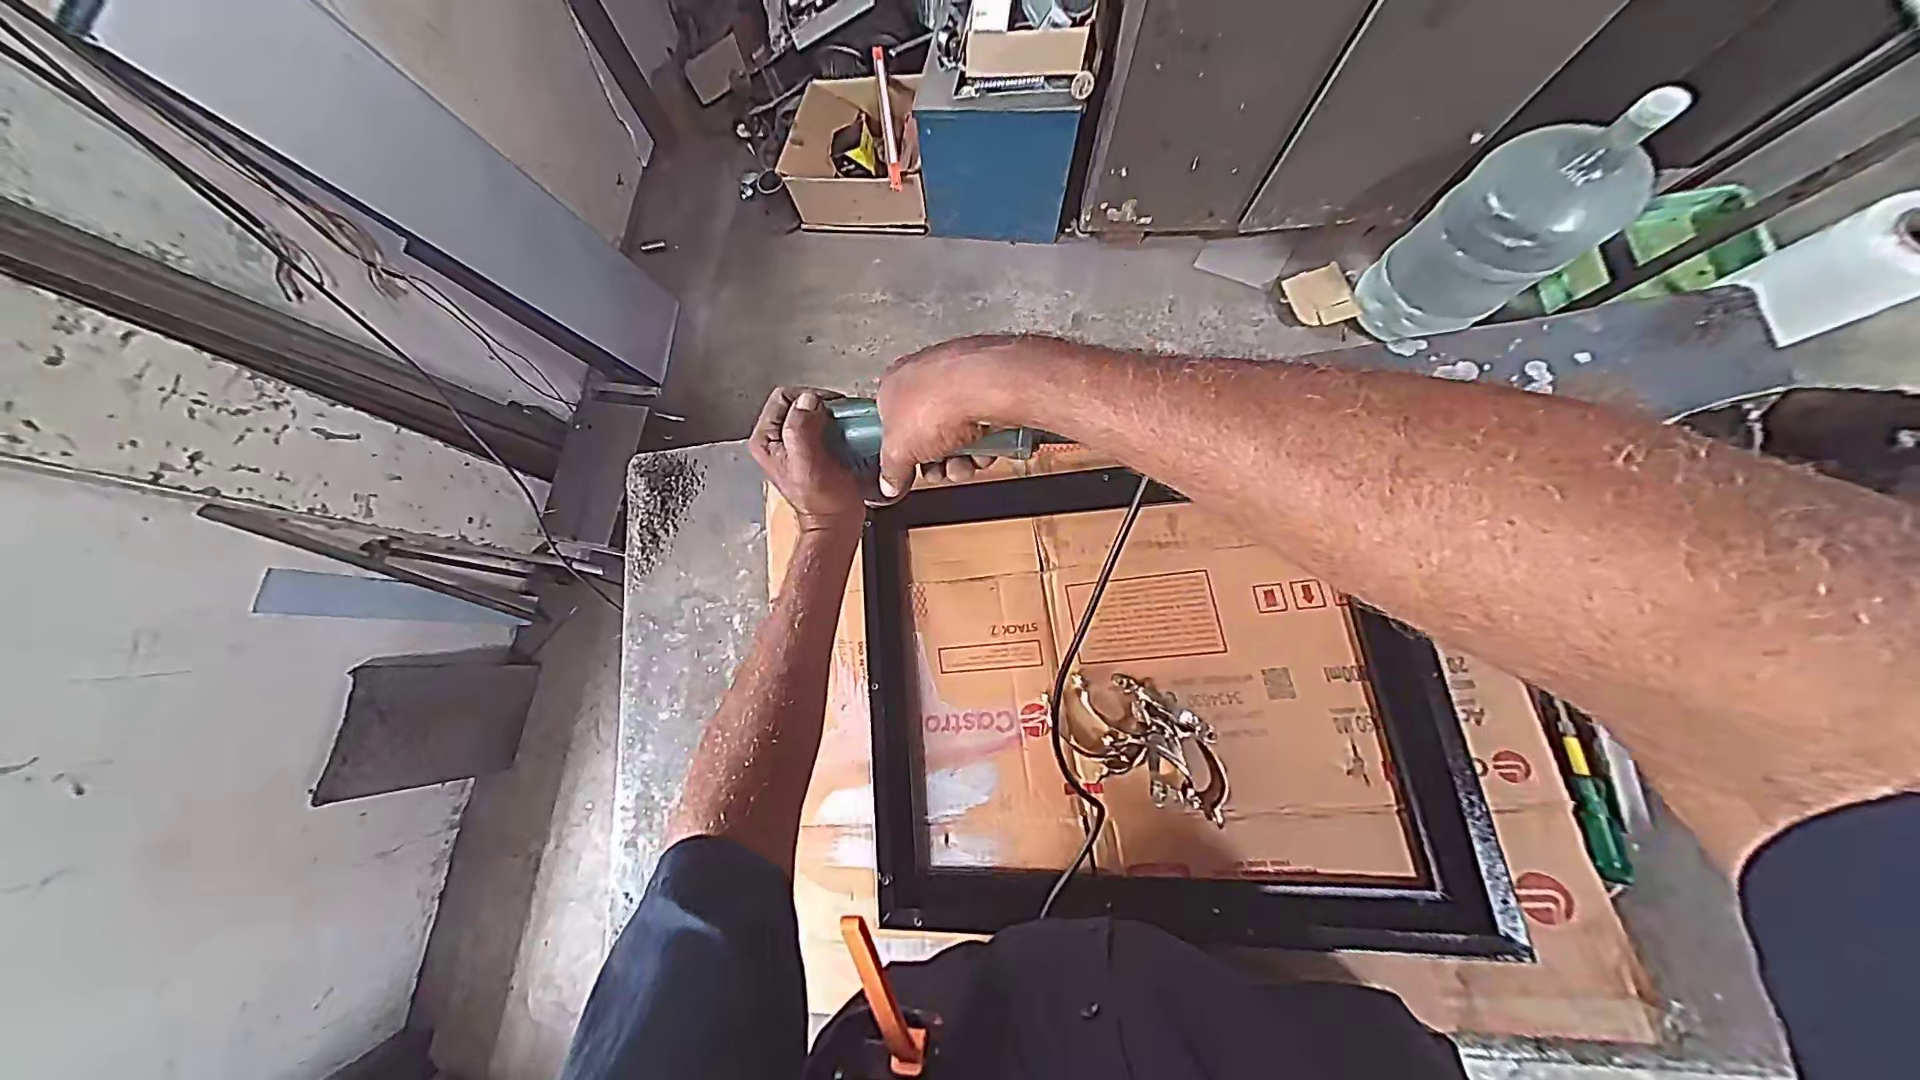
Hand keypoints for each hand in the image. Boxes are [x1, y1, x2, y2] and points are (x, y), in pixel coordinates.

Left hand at [750, 386, 864, 533]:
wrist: (836, 523)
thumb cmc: (821, 502)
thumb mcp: (807, 462)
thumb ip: (801, 428)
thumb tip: (808, 400)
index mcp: (766, 440)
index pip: (785, 398)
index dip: (810, 399)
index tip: (830, 411)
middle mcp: (778, 440)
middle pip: (801, 403)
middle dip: (824, 408)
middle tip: (841, 422)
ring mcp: (797, 445)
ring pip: (816, 414)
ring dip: (835, 418)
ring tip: (846, 431)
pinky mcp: (815, 451)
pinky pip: (828, 427)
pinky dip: (840, 428)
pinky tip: (848, 439)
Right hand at [875, 335, 1029, 498]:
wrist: (986, 390)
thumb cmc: (936, 406)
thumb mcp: (898, 451)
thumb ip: (891, 471)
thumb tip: (889, 484)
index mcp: (893, 385)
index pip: (891, 424)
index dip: (901, 452)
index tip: (908, 472)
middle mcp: (925, 378)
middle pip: (926, 435)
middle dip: (935, 463)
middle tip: (940, 471)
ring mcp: (959, 383)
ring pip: (956, 435)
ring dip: (960, 460)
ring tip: (964, 465)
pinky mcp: (989, 392)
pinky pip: (982, 427)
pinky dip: (984, 445)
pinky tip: (984, 453)